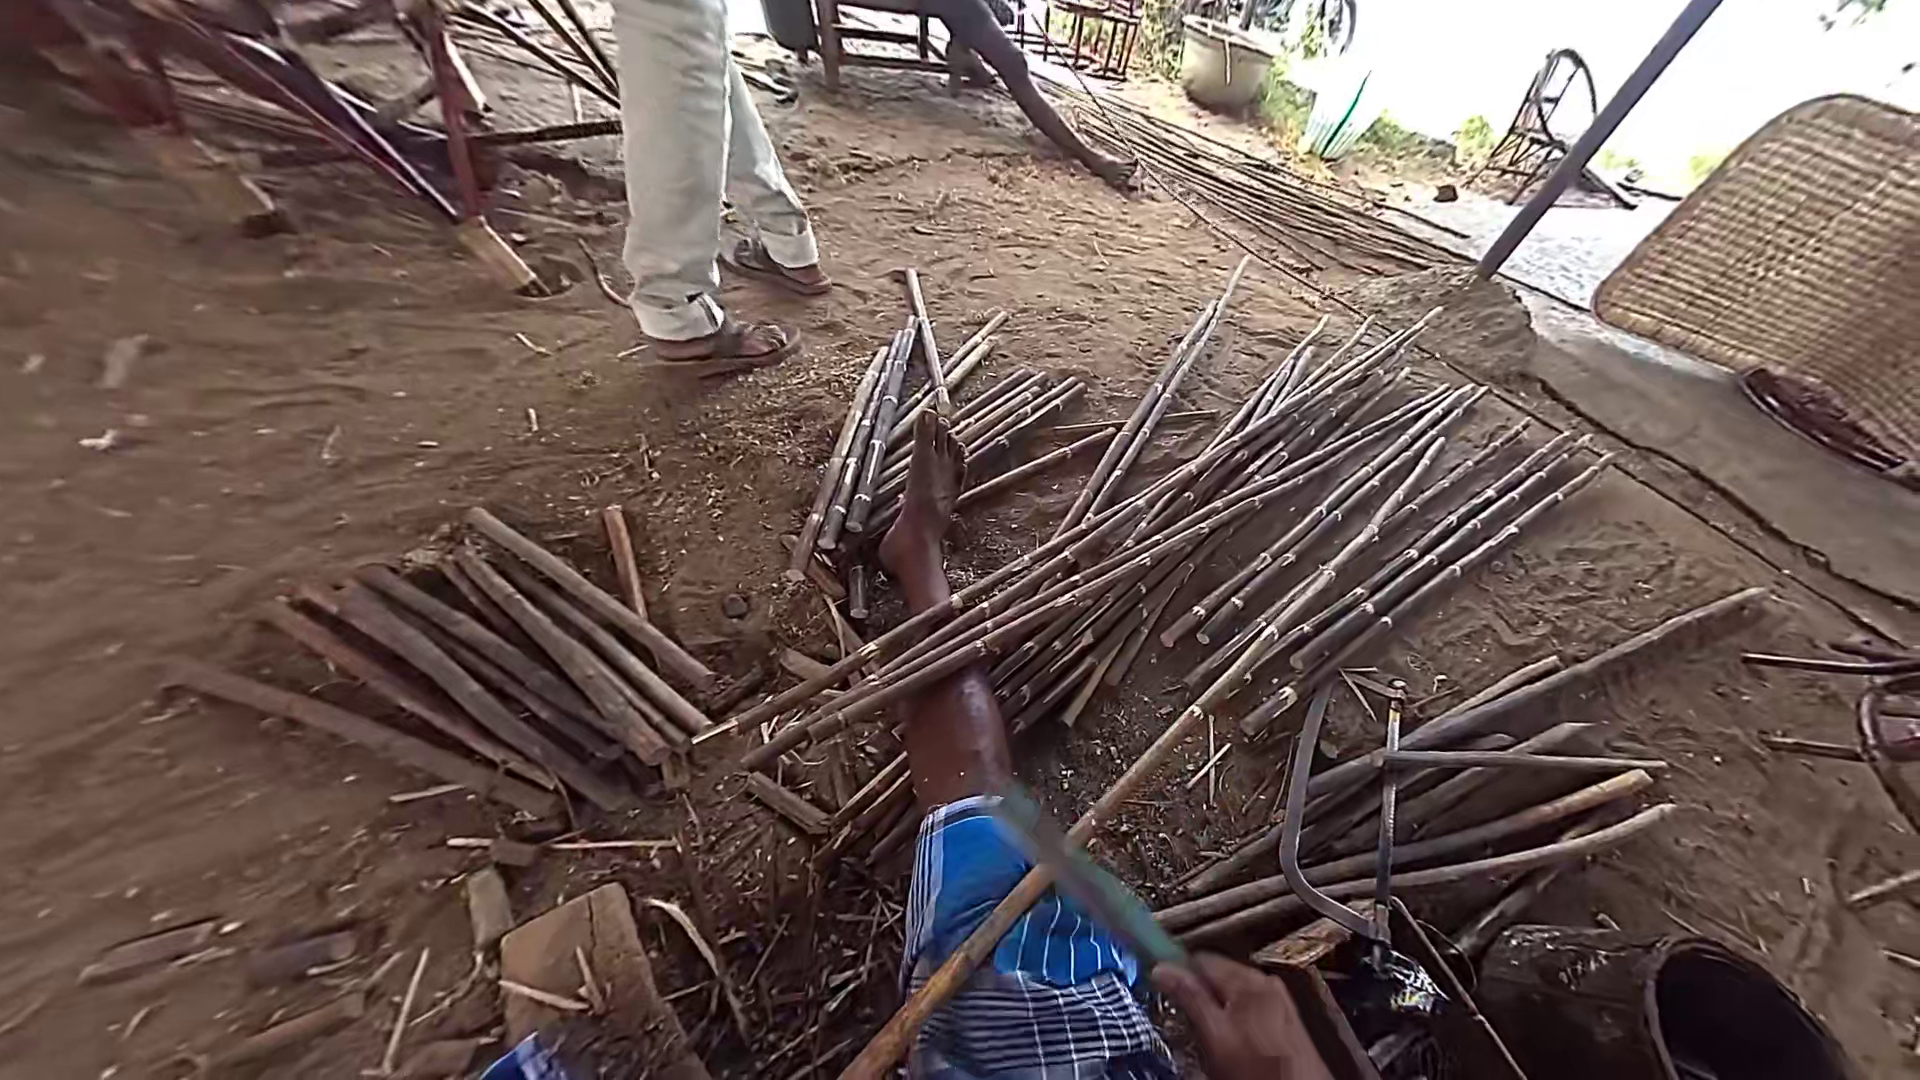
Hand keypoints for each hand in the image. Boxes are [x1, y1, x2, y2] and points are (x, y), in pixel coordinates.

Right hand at [1151, 953, 1334, 1079]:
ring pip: (1231, 996)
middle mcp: (1267, 983)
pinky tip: (1234, 1052)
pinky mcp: (1286, 1026)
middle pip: (1215, 976)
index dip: (1176, 972)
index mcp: (1249, 979)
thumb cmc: (1263, 1076)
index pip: (1197, 958)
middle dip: (1198, 997)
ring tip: (1212, 1044)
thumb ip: (1187, 996)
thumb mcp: (1215, 1037)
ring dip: (1216, 1012)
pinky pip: (1248, 1012)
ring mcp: (1280, 1004)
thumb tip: (1160, 968)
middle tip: (1188, 1025)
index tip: (1161, 987)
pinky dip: (1235, 1024)